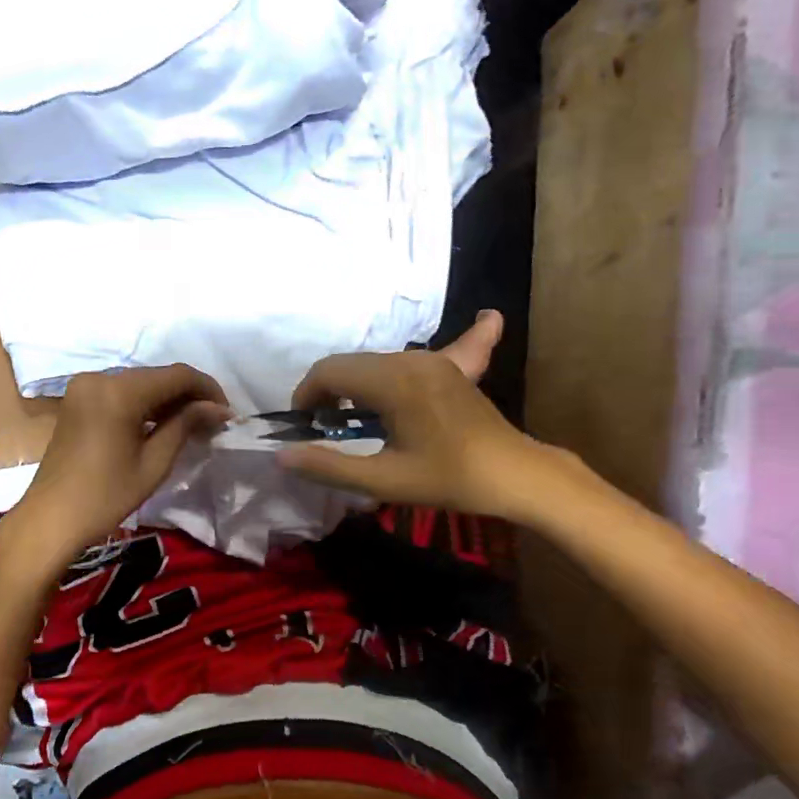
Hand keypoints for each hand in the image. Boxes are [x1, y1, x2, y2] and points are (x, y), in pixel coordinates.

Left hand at [0, 365, 231, 558]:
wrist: (51, 518)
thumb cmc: (105, 496)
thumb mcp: (154, 462)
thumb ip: (186, 425)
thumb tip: (219, 408)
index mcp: (118, 391)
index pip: (176, 375)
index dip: (207, 389)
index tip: (227, 413)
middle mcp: (99, 377)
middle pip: (157, 376)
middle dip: (188, 395)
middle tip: (213, 422)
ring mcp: (85, 386)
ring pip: (140, 383)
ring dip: (167, 400)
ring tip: (192, 425)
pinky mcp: (78, 399)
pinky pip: (121, 392)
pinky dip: (144, 404)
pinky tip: (161, 424)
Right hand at [276, 311, 579, 523]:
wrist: (517, 477)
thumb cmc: (448, 479)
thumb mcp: (383, 480)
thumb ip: (328, 467)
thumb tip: (281, 455)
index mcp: (393, 381)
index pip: (328, 372)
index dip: (306, 396)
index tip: (304, 428)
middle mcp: (412, 359)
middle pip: (350, 363)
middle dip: (327, 391)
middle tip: (325, 430)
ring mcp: (436, 361)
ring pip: (377, 361)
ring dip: (358, 383)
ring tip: (357, 418)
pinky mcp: (454, 368)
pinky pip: (442, 350)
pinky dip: (448, 343)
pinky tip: (487, 318)